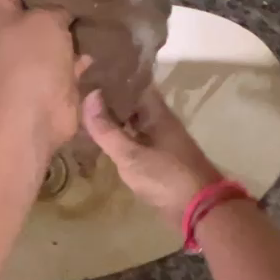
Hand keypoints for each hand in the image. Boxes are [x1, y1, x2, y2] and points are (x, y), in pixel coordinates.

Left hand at [0, 0, 81, 159]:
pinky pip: (76, 51)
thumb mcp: (44, 18)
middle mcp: (16, 30)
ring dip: (80, 15)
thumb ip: (59, 0)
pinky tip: (113, 29)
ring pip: (59, 25)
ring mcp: (37, 53)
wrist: (33, 118)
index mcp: (1, 11)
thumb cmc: (30, 62)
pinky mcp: (58, 73)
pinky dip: (92, 43)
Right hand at [82, 87, 222, 226]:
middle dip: (110, 97)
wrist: (198, 209)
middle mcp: (160, 122)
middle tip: (81, 91)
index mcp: (158, 114)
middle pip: (133, 102)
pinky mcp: (158, 158)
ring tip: (85, 112)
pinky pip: (134, 139)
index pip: (136, 83)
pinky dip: (119, 136)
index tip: (91, 70)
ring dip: (113, 117)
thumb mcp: (130, 155)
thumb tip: (89, 96)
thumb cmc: (165, 178)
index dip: (115, 75)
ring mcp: (160, 141)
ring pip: (133, 121)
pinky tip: (102, 138)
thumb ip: (107, 129)